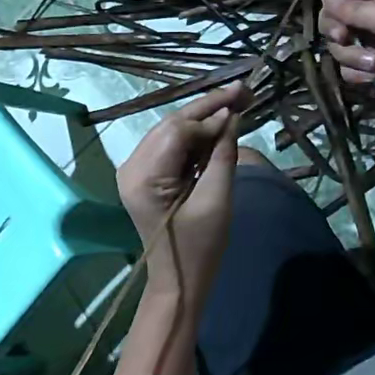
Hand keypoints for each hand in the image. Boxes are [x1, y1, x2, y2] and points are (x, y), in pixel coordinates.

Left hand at [115, 83, 245, 305]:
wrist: (179, 282)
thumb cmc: (200, 248)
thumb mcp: (217, 200)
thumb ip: (222, 154)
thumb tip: (232, 116)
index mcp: (143, 176)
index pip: (178, 131)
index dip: (211, 114)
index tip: (243, 101)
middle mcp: (131, 166)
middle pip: (172, 125)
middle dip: (208, 108)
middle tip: (243, 92)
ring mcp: (134, 169)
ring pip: (171, 131)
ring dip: (202, 119)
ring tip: (236, 104)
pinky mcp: (144, 174)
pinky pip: (169, 145)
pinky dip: (194, 136)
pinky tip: (217, 127)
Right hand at [318, 0, 374, 117]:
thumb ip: (353, 7)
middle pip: (336, 13)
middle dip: (336, 25)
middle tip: (343, 34)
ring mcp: (371, 43)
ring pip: (337, 41)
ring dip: (351, 52)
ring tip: (372, 61)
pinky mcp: (368, 68)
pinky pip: (345, 65)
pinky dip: (358, 70)